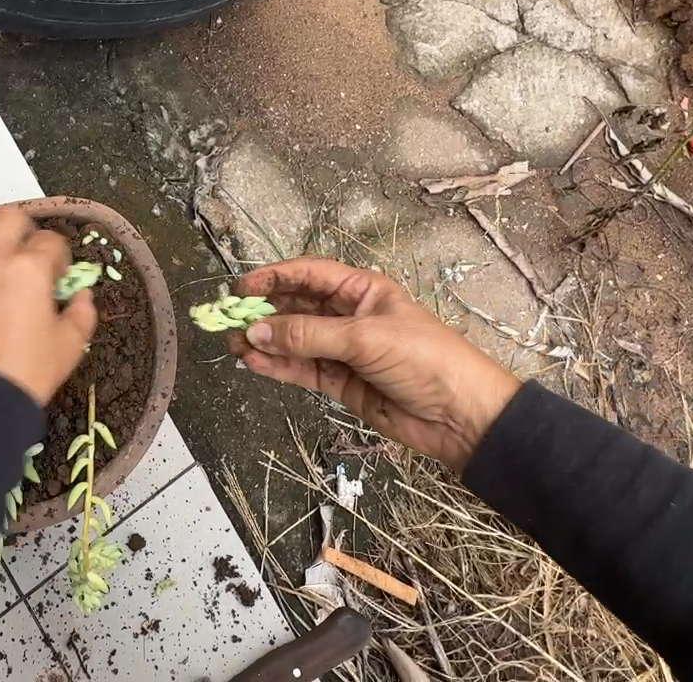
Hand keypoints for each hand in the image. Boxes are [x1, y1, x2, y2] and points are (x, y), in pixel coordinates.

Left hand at [0, 206, 97, 404]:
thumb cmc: (27, 373)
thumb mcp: (70, 347)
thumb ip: (81, 315)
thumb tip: (82, 296)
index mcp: (30, 269)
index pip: (51, 242)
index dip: (58, 257)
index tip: (58, 276)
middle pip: (7, 217)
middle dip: (22, 229)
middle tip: (24, 252)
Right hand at [225, 258, 519, 471]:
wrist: (465, 418)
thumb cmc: (423, 359)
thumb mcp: (364, 339)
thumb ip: (307, 335)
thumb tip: (255, 333)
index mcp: (360, 290)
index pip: (307, 275)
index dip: (272, 277)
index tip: (239, 287)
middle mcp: (347, 315)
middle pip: (294, 307)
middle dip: (262, 312)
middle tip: (228, 320)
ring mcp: (342, 350)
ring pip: (293, 340)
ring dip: (264, 342)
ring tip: (233, 345)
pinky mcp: (340, 382)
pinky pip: (301, 369)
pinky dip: (276, 367)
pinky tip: (253, 364)